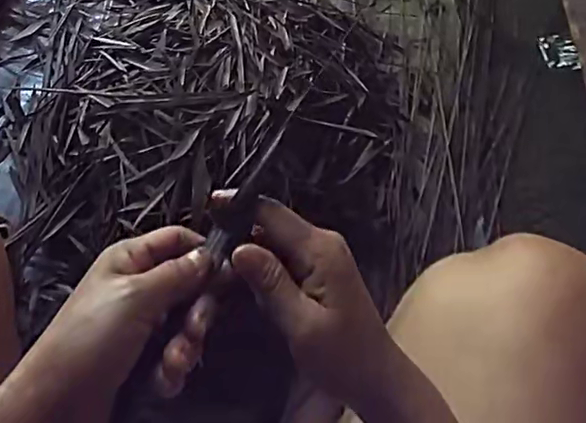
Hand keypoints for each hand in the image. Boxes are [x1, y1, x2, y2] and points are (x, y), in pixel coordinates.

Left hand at [0, 225, 211, 422]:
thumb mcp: (135, 297)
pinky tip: (162, 381)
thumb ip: (177, 274)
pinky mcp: (142, 360)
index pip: (178, 239)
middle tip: (195, 329)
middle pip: (189, 284)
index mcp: (131, 258)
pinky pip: (173, 355)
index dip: (203, 253)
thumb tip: (209, 255)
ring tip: (172, 364)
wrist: (53, 409)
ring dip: (186, 345)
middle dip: (198, 310)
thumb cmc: (88, 340)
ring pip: (185, 323)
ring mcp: (141, 324)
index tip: (226, 275)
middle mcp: (139, 286)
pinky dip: (173, 369)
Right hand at [229, 198, 454, 422]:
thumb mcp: (301, 326)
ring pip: (276, 238)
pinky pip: (286, 254)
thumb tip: (239, 248)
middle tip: (208, 243)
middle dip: (241, 229)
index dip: (239, 206)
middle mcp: (322, 241)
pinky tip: (246, 277)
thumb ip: (271, 284)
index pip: (272, 213)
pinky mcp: (320, 268)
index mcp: (320, 248)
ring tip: (220, 261)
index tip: (210, 205)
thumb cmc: (343, 358)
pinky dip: (265, 262)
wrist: (378, 380)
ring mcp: (323, 253)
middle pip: (272, 222)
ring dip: (251, 248)